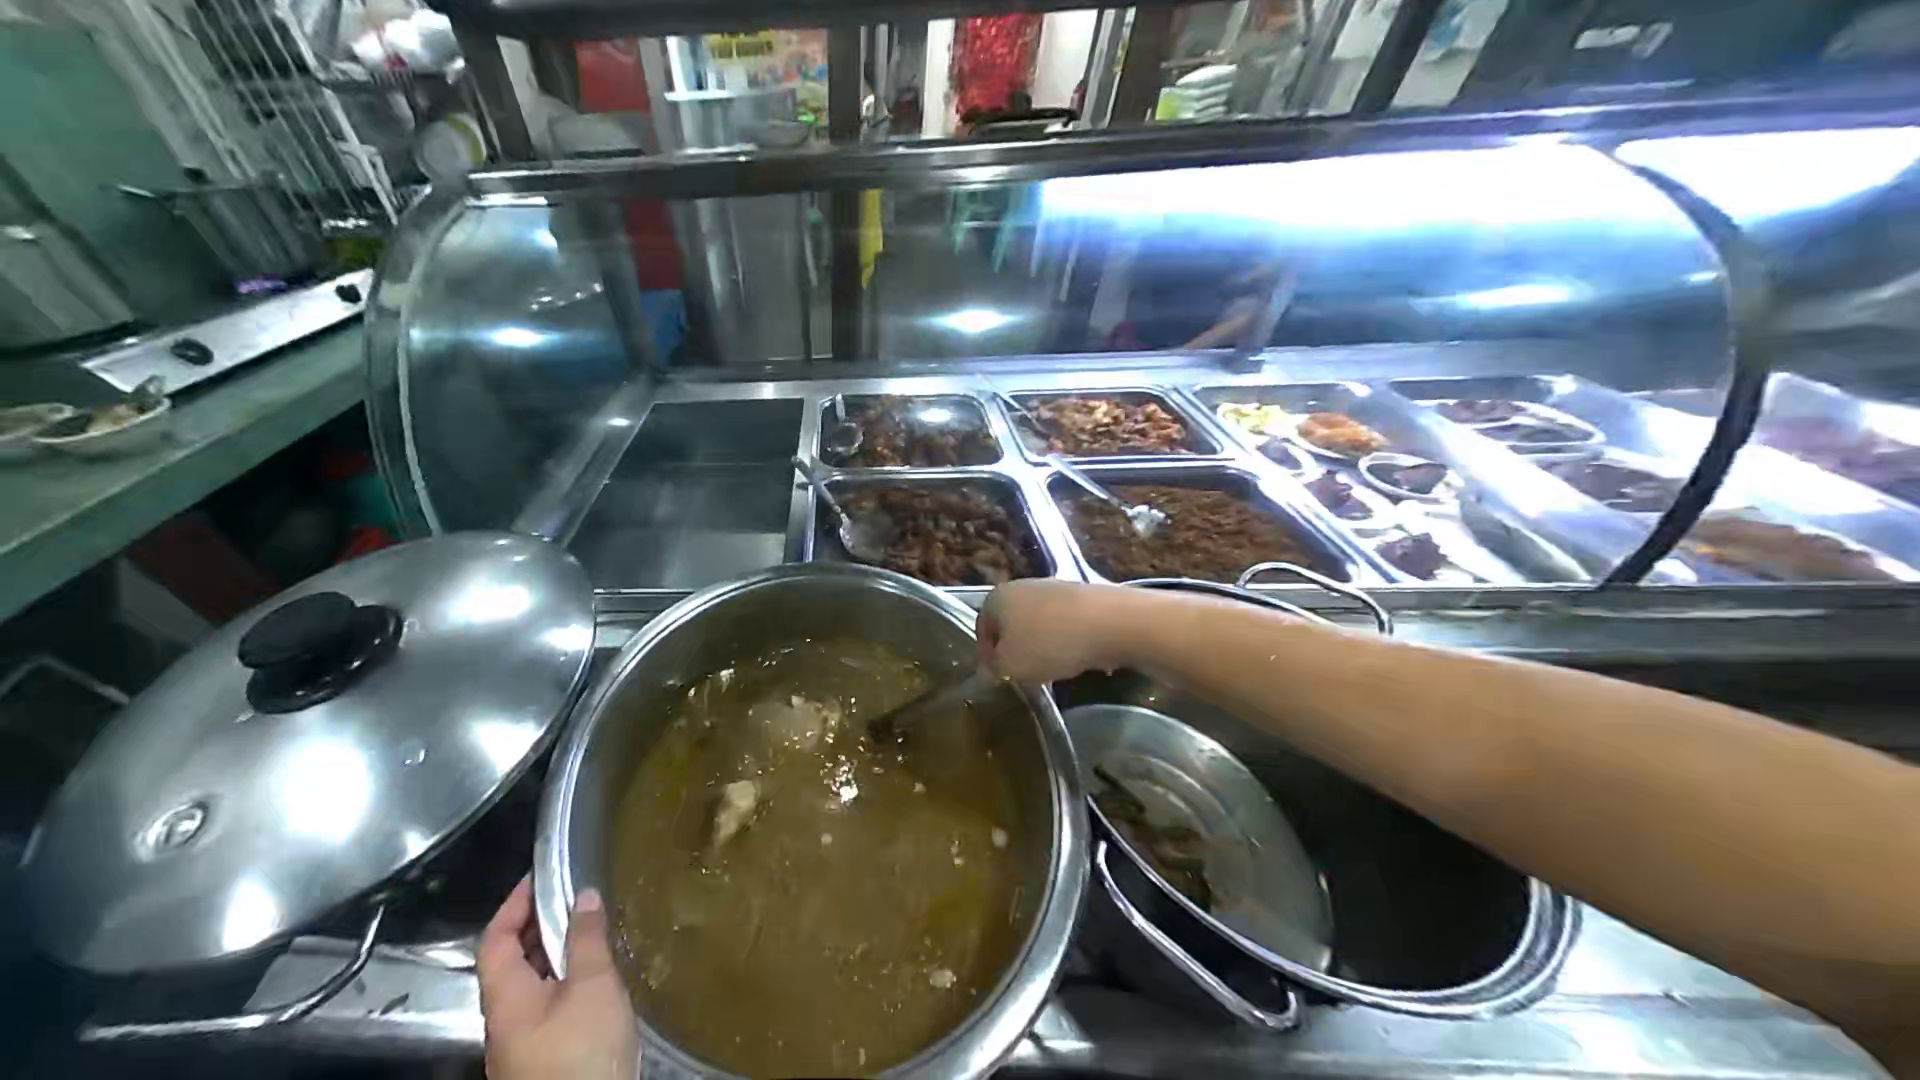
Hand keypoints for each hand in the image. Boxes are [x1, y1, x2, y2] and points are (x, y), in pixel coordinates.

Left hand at [478, 876, 637, 1079]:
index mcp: (506, 999)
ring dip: (553, 949)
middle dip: (537, 923)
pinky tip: (594, 971)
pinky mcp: (542, 1056)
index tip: (540, 875)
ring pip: (530, 983)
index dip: (513, 904)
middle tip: (573, 894)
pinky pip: (546, 1001)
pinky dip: (564, 974)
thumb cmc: (583, 1049)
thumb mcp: (593, 985)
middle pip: (509, 961)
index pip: (495, 940)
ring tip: (589, 925)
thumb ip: (586, 939)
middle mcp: (504, 1020)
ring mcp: (521, 1042)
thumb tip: (584, 895)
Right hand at [978, 580, 1137, 684]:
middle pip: (1012, 624)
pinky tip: (1078, 659)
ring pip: (1039, 624)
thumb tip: (990, 668)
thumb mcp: (1010, 666)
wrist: (1110, 622)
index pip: (981, 628)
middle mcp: (1023, 586)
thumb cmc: (1048, 643)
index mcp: (997, 598)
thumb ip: (994, 669)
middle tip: (1025, 676)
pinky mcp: (1083, 596)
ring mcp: (1055, 587)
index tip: (999, 678)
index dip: (987, 656)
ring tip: (1054, 671)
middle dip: (1017, 650)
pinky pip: (1066, 624)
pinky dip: (1068, 641)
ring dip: (1043, 647)